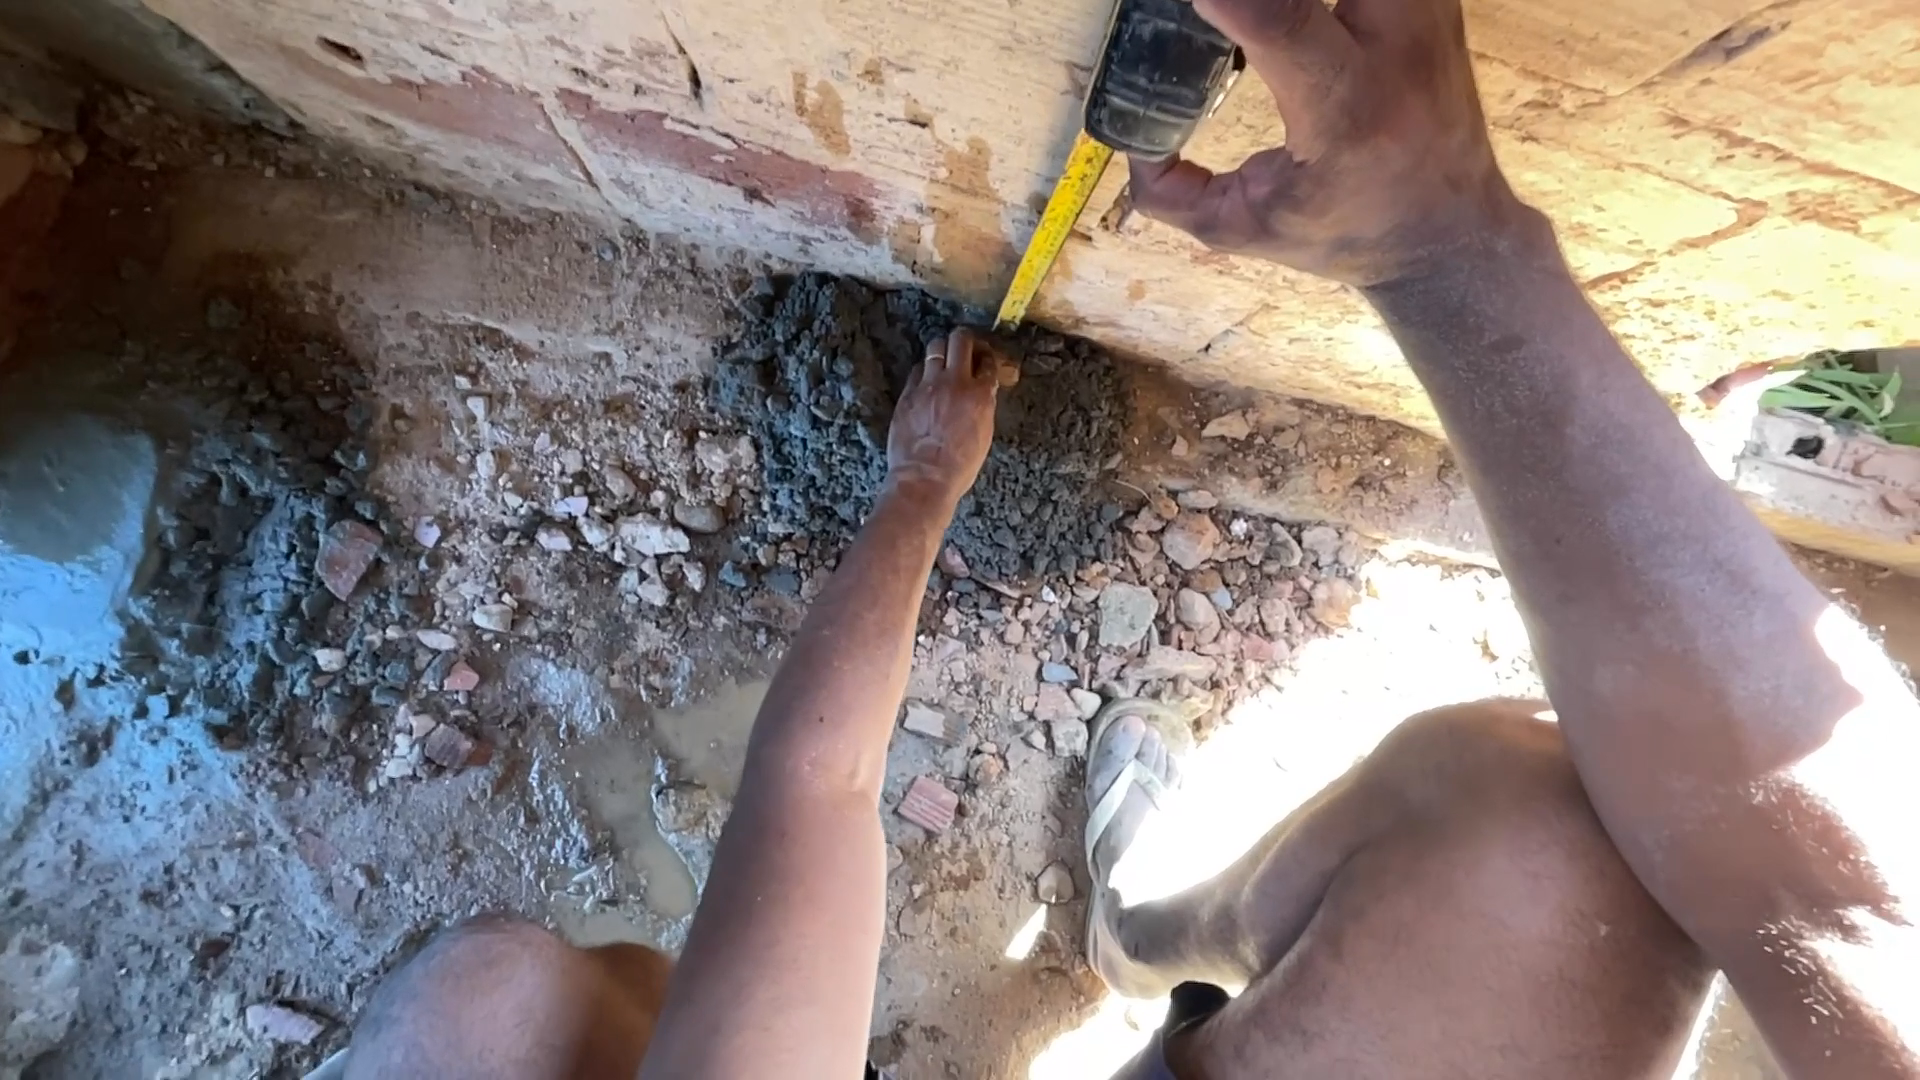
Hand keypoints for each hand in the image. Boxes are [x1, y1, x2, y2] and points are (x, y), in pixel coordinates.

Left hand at [886, 328, 997, 506]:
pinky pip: (917, 370)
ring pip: (935, 347)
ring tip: (943, 362)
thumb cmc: (960, 466)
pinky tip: (926, 382)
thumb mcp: (984, 435)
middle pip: (960, 339)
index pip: (988, 361)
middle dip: (965, 340)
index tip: (984, 363)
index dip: (987, 359)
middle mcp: (955, 382)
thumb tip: (982, 392)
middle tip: (966, 350)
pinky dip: (924, 371)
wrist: (925, 478)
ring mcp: (928, 386)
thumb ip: (984, 406)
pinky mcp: (908, 394)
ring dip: (942, 350)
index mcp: (980, 395)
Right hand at [1128, 0, 1529, 286]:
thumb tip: (1128, 137)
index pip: (1283, 21)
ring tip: (1234, 9)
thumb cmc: (1335, 231)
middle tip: (1209, 3)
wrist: (1442, 226)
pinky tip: (1275, 12)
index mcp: (1345, 112)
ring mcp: (1424, 0)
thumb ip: (1169, 193)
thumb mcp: (1238, 229)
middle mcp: (1398, 39)